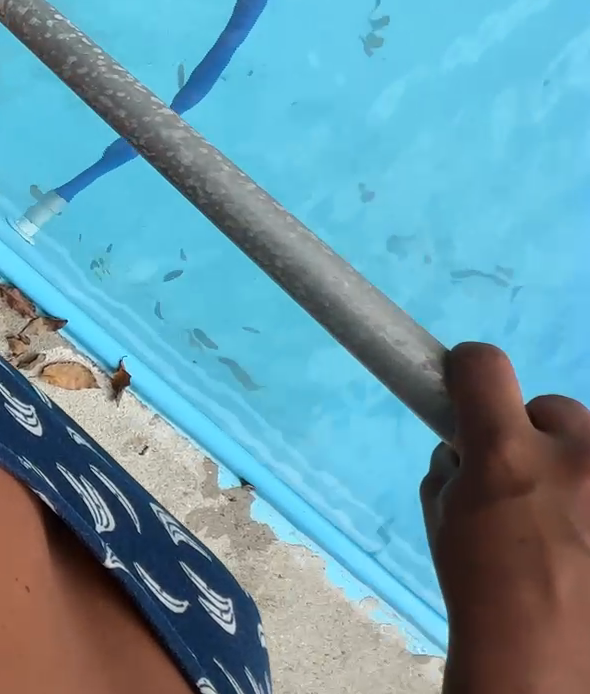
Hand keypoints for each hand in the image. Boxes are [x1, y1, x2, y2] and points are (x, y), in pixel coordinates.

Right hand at [421, 342, 589, 692]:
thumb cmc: (480, 578)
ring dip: (582, 465)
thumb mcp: (441, 509)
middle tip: (530, 474)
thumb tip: (471, 445)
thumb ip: (457, 463)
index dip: (468, 369)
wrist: (552, 650)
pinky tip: (584, 533)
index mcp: (504, 451)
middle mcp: (576, 458)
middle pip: (558, 408)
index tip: (463, 383)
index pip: (483, 365)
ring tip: (574, 513)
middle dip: (538, 433)